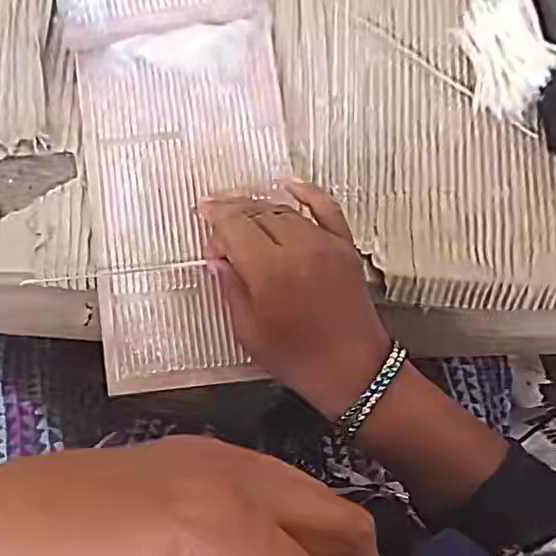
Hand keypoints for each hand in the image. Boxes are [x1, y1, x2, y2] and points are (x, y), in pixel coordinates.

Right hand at [200, 182, 392, 419]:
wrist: (351, 369)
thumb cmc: (298, 359)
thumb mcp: (249, 331)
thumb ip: (232, 289)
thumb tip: (217, 261)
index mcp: (270, 273)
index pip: (236, 228)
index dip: (216, 221)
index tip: (204, 217)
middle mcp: (299, 249)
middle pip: (259, 214)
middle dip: (234, 213)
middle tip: (216, 217)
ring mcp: (326, 245)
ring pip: (285, 211)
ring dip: (260, 208)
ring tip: (241, 212)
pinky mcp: (344, 248)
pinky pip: (326, 208)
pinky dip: (307, 194)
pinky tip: (291, 187)